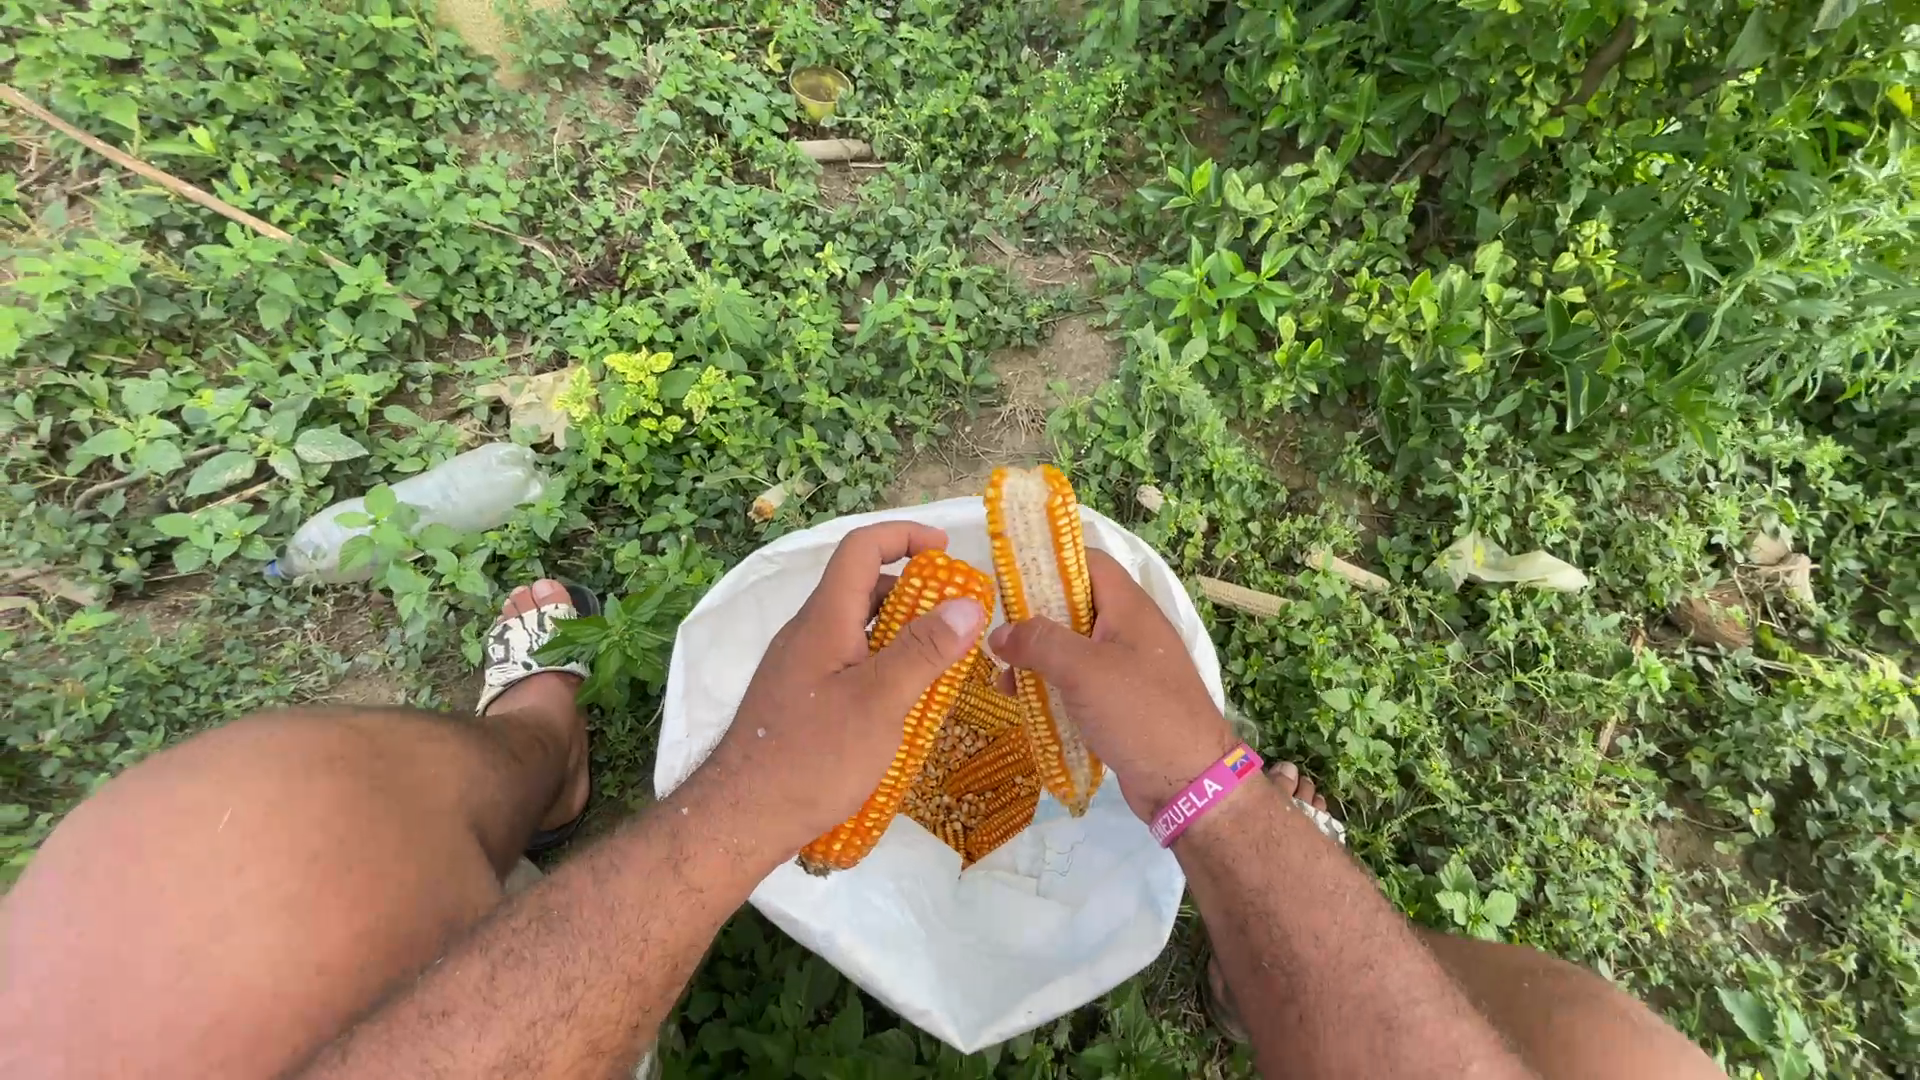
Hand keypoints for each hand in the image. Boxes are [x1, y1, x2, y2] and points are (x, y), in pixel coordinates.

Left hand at [700, 522, 987, 857]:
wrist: (743, 817)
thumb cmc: (813, 756)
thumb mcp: (881, 702)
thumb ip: (924, 651)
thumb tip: (967, 604)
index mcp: (824, 619)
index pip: (860, 548)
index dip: (903, 535)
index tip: (945, 550)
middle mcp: (809, 632)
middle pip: (861, 586)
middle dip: (912, 590)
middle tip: (953, 617)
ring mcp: (801, 664)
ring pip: (857, 627)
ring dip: (900, 630)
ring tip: (939, 660)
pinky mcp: (802, 694)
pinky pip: (849, 658)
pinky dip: (883, 661)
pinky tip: (903, 699)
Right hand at [989, 549, 1237, 820]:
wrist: (1189, 784)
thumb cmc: (1140, 712)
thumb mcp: (1084, 670)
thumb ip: (1039, 642)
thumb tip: (1000, 632)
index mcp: (1128, 607)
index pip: (1087, 561)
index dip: (1049, 561)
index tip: (1010, 575)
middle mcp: (1128, 630)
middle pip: (1073, 604)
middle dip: (1032, 617)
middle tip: (997, 632)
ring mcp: (1124, 666)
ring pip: (1071, 646)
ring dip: (1036, 656)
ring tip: (1003, 676)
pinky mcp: (1119, 700)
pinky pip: (1078, 680)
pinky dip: (1051, 685)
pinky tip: (1023, 701)